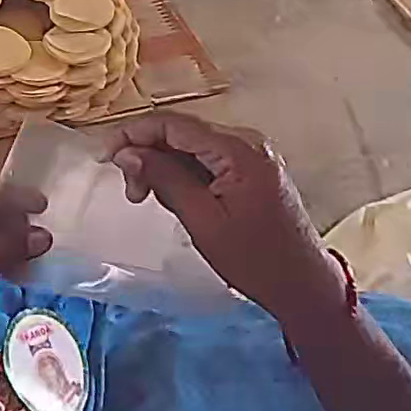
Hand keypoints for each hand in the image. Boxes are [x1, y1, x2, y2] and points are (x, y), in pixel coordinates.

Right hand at [100, 112, 337, 320]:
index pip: (173, 124)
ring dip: (160, 163)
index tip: (104, 155)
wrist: (305, 285)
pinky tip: (166, 192)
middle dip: (145, 152)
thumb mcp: (203, 221)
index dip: (133, 133)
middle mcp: (245, 141)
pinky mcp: (249, 166)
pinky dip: (179, 170)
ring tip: (143, 195)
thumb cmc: (255, 260)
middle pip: (180, 131)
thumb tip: (126, 153)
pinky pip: (204, 157)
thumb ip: (165, 179)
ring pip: (189, 144)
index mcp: (238, 150)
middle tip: (130, 190)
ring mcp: (249, 152)